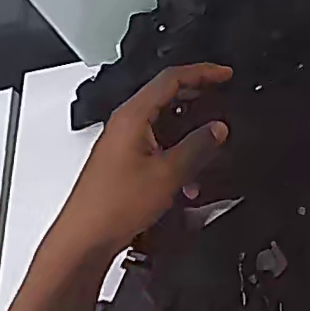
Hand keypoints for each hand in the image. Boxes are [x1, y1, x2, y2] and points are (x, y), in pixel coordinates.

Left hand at [49, 63, 232, 263]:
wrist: (85, 239)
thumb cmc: (112, 206)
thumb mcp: (167, 174)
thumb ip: (198, 146)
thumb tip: (218, 129)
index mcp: (132, 115)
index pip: (172, 77)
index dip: (203, 72)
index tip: (224, 74)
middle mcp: (125, 123)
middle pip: (166, 94)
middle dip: (198, 93)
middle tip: (221, 93)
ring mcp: (124, 140)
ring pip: (163, 119)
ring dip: (189, 124)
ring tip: (212, 133)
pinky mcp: (125, 158)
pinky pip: (157, 139)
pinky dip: (178, 146)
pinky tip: (191, 168)